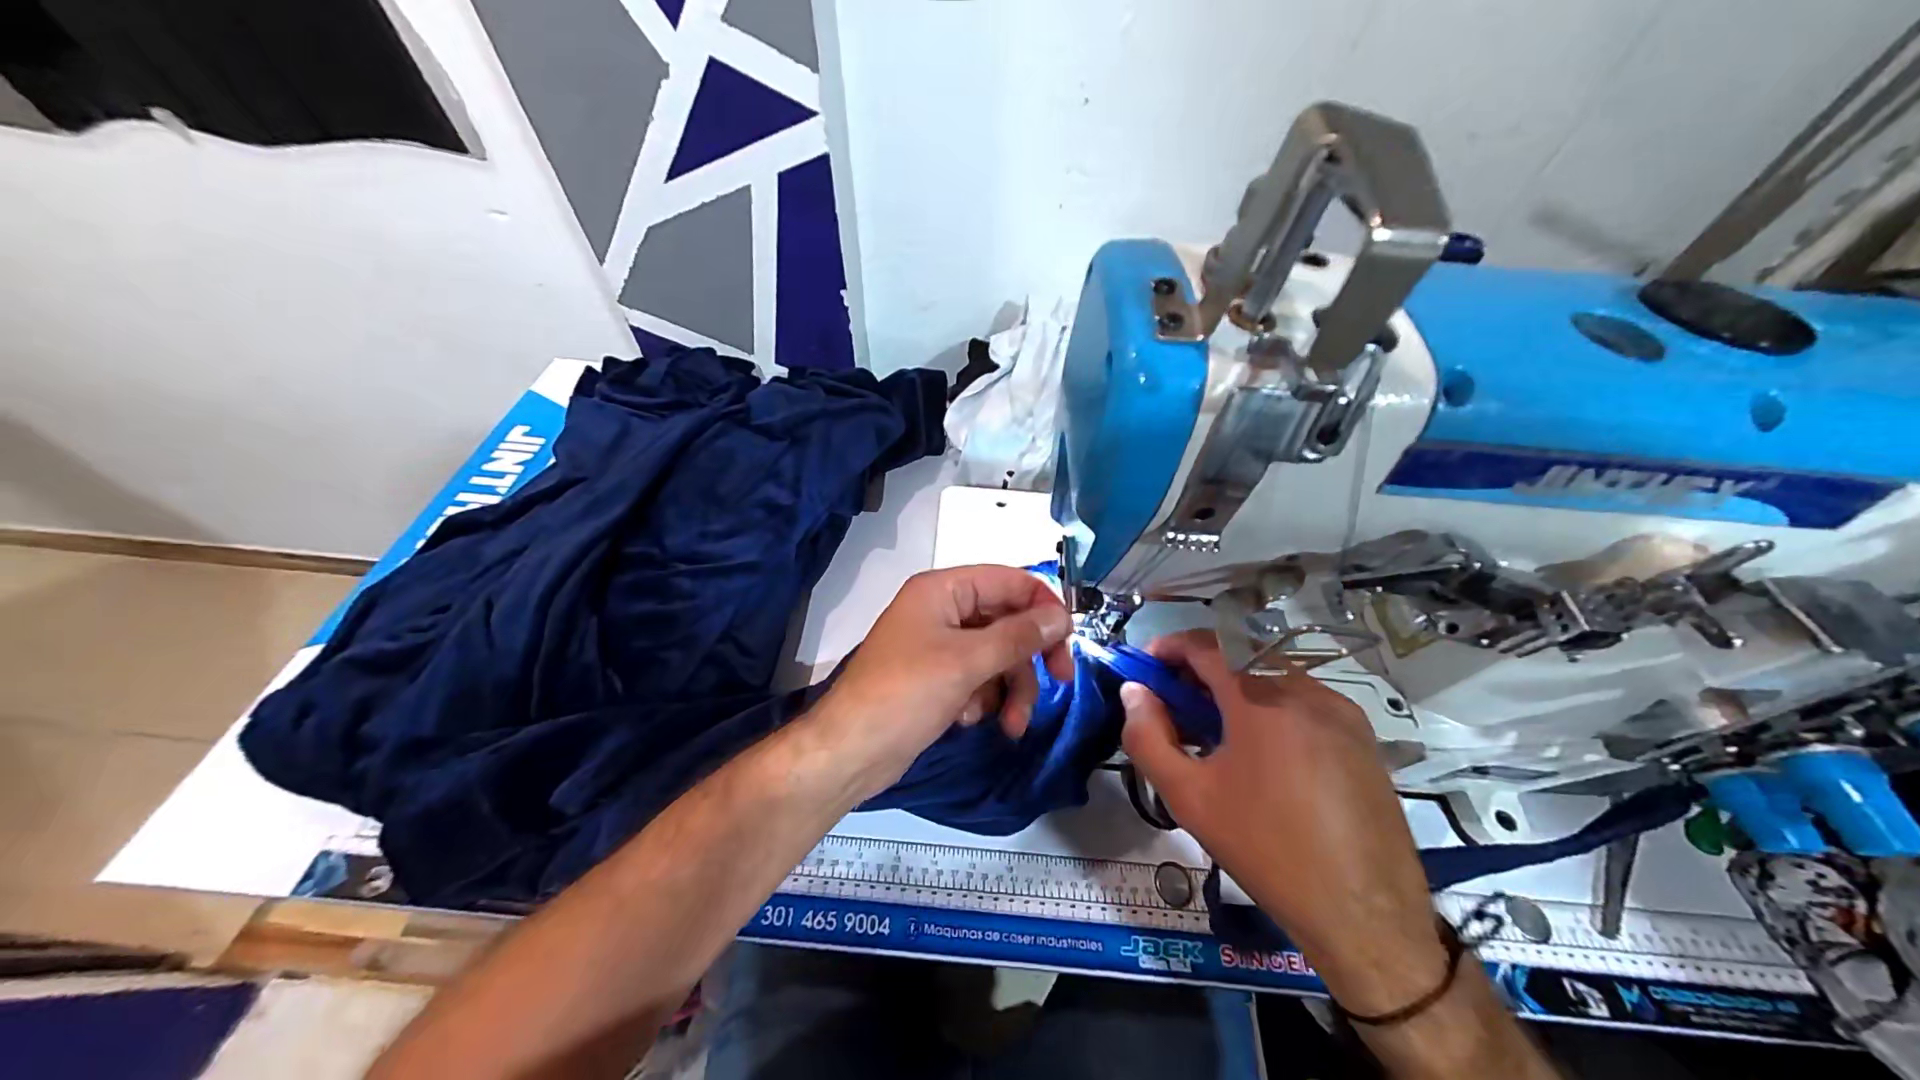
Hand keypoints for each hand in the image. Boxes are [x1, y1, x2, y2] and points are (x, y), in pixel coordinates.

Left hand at [813, 565, 1073, 799]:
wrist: (851, 751)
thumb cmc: (904, 695)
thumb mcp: (967, 662)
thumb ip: (1018, 636)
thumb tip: (1061, 617)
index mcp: (943, 590)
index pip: (1009, 581)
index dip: (1042, 606)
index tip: (1068, 641)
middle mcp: (942, 611)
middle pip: (1007, 621)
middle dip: (1029, 658)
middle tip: (1060, 682)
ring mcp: (938, 646)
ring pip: (997, 656)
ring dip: (1010, 689)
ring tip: (1012, 724)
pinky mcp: (937, 679)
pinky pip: (978, 679)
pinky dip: (983, 699)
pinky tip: (969, 720)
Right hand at [1120, 630, 1445, 1013]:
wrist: (1364, 913)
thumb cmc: (1265, 849)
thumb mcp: (1189, 797)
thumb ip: (1148, 737)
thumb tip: (1134, 693)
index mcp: (1261, 698)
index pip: (1206, 645)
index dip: (1168, 648)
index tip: (1145, 670)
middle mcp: (1305, 690)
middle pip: (1239, 658)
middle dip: (1198, 673)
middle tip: (1173, 709)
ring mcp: (1340, 711)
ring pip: (1272, 678)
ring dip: (1235, 691)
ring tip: (1215, 736)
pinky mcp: (1362, 736)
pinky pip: (1303, 702)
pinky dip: (1270, 708)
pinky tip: (1261, 756)